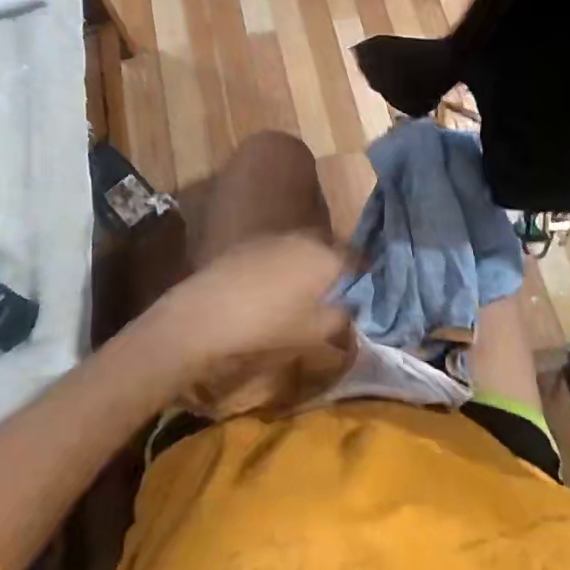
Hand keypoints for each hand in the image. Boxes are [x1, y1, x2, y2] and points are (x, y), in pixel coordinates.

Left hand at [142, 233, 353, 383]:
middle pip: (332, 252)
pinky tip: (271, 292)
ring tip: (302, 298)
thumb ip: (345, 315)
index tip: (363, 299)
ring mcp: (274, 237)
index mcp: (328, 256)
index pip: (361, 261)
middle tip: (334, 300)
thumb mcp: (317, 331)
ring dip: (308, 268)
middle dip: (336, 272)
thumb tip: (355, 305)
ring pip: (304, 251)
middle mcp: (305, 237)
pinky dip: (282, 268)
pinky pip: (278, 253)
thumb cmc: (268, 326)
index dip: (365, 280)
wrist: (204, 315)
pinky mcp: (248, 244)